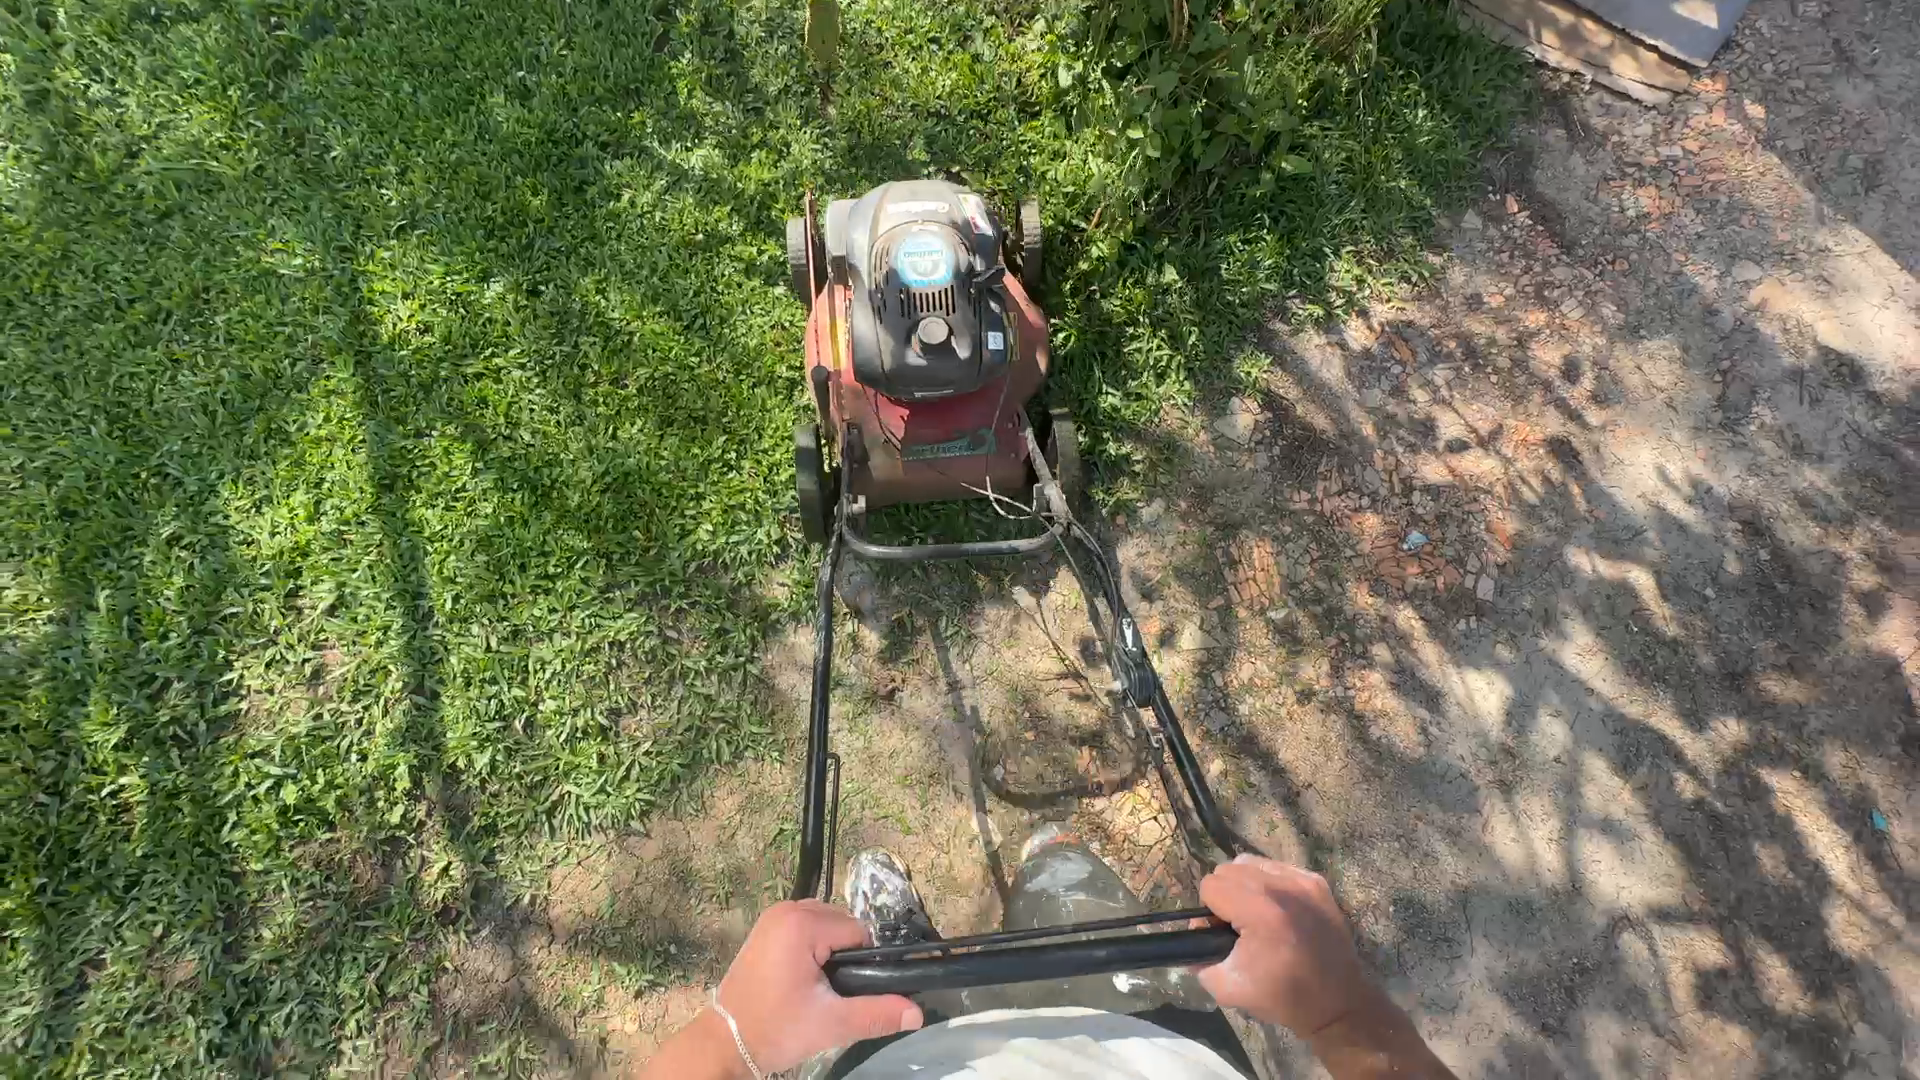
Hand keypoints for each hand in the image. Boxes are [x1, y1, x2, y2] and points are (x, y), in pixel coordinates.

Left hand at [715, 899, 923, 1073]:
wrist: (723, 1044)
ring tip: (820, 987)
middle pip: (841, 924)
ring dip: (830, 950)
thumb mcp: (830, 1024)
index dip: (862, 962)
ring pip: (825, 923)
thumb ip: (876, 1013)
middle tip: (832, 994)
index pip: (857, 932)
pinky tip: (806, 975)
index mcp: (803, 923)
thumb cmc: (775, 1030)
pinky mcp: (766, 925)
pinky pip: (806, 925)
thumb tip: (916, 1013)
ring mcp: (774, 914)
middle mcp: (789, 908)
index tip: (850, 991)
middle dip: (845, 955)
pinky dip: (813, 945)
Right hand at [1195, 854, 1369, 1036]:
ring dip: (1245, 884)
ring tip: (1257, 913)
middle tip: (1240, 925)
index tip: (1224, 933)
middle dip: (1226, 895)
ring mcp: (1301, 881)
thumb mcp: (1228, 987)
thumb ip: (1198, 956)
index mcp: (1260, 913)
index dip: (1211, 911)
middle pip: (1227, 869)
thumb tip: (1192, 928)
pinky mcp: (1315, 881)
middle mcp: (1281, 888)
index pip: (1211, 886)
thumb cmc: (1283, 997)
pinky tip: (1277, 908)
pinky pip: (1274, 866)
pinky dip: (1268, 882)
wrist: (1339, 1005)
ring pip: (1249, 862)